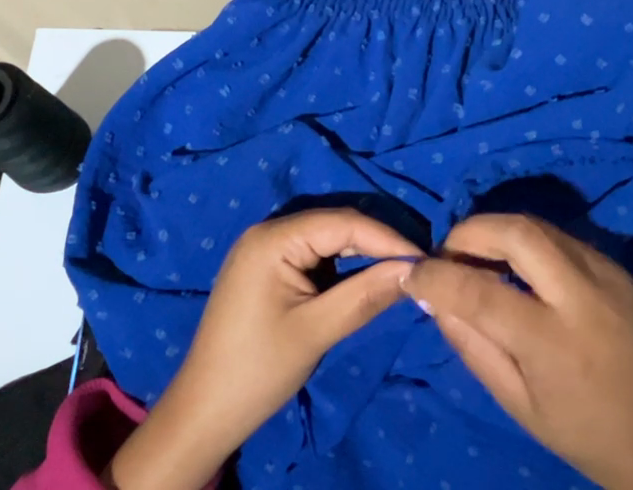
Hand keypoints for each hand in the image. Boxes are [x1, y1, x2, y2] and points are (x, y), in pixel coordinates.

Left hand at [105, 208, 419, 489]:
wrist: (205, 409)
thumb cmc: (257, 368)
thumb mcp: (316, 331)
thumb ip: (365, 295)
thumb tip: (414, 269)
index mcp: (273, 237)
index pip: (343, 222)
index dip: (387, 237)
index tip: (427, 259)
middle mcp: (268, 232)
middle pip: (335, 226)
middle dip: (377, 243)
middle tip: (419, 267)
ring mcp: (266, 250)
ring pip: (327, 240)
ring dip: (362, 255)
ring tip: (401, 273)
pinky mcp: (268, 269)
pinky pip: (314, 256)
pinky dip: (342, 267)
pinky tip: (367, 281)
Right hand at [402, 214, 632, 489]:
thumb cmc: (585, 433)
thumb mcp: (517, 403)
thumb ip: (471, 345)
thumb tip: (431, 296)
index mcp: (554, 343)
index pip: (479, 291)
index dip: (436, 276)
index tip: (411, 272)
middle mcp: (583, 296)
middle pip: (517, 231)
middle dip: (469, 231)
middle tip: (447, 253)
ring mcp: (606, 275)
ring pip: (538, 225)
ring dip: (497, 231)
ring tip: (475, 257)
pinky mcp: (617, 267)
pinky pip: (559, 238)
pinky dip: (526, 242)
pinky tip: (515, 267)